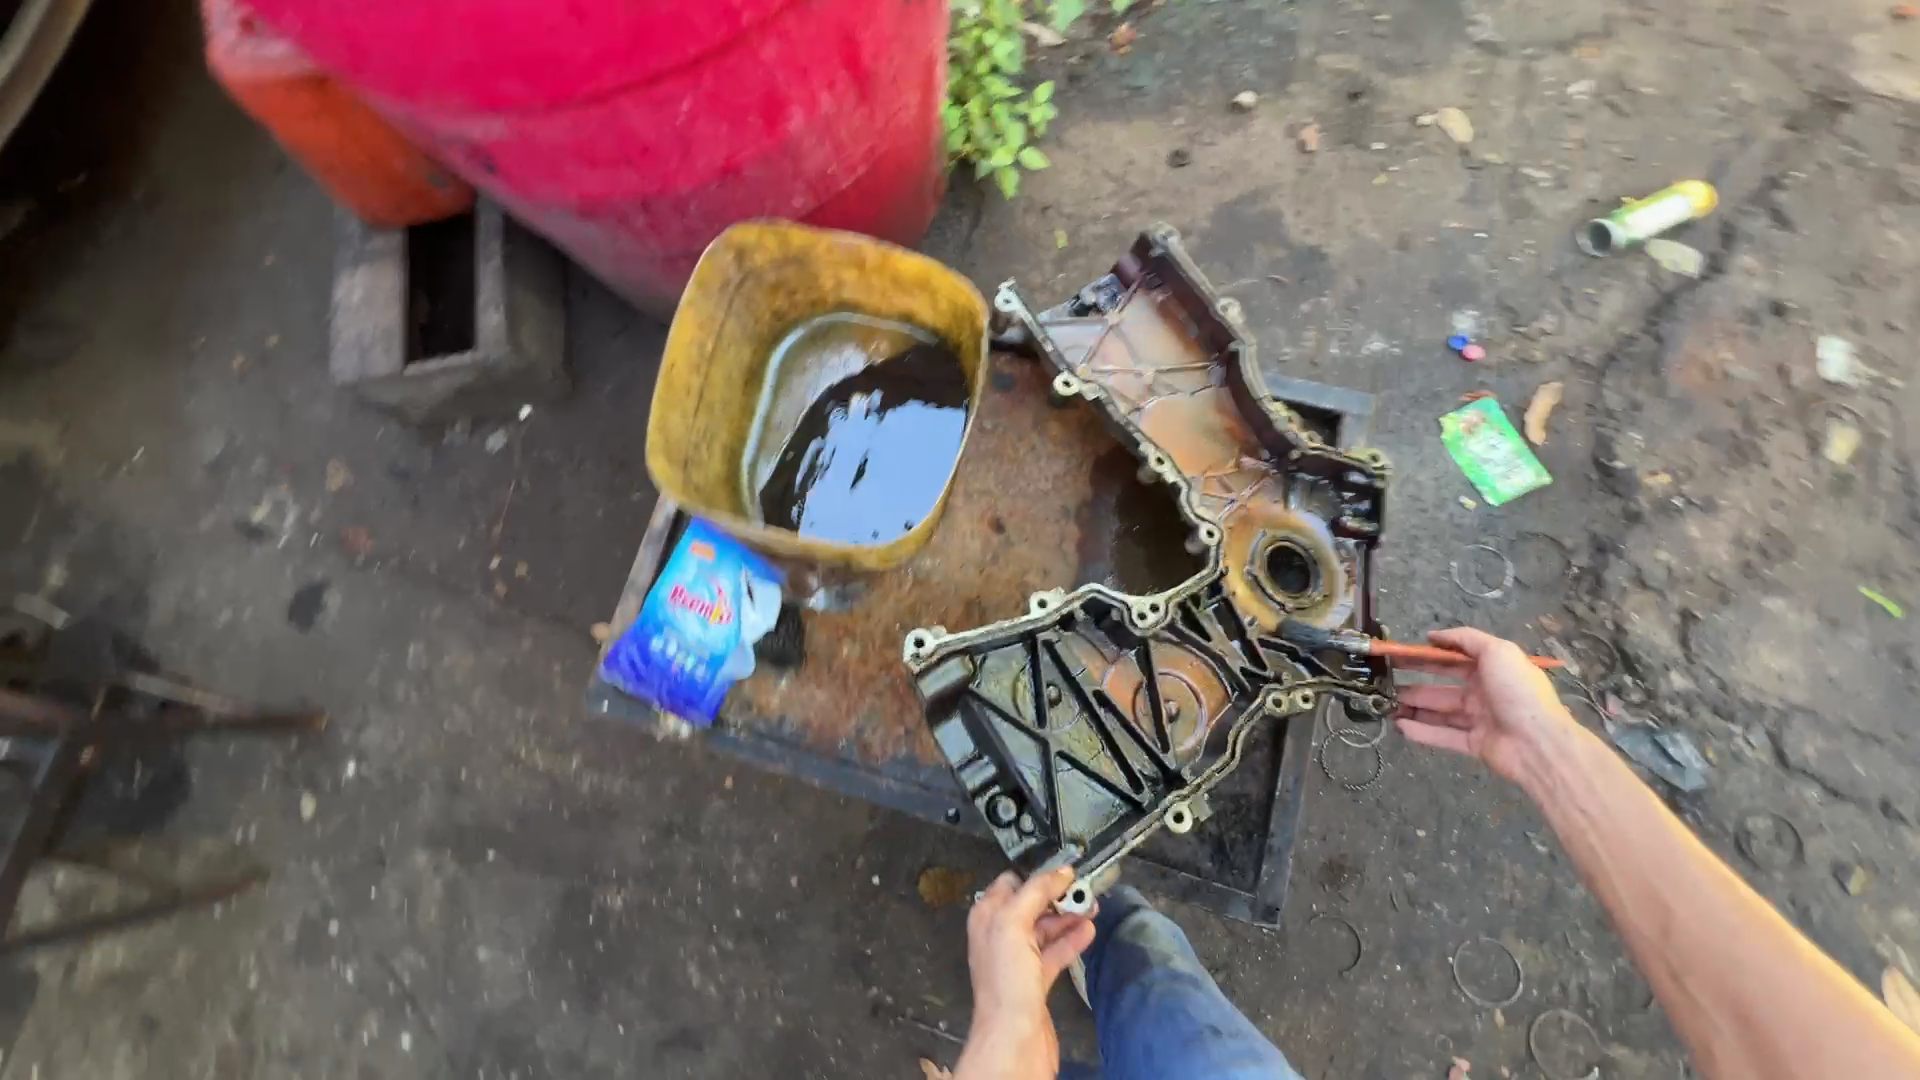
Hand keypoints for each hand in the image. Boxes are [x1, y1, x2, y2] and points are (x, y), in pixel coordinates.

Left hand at [955, 867, 1096, 1079]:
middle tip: (1084, 887)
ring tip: (1092, 906)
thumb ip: (1036, 892)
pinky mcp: (1036, 981)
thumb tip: (1060, 871)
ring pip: (1046, 928)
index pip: (1013, 882)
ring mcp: (1018, 959)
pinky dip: (1071, 940)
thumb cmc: (1006, 982)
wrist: (1014, 1042)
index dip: (1038, 874)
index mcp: (988, 916)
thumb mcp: (1014, 924)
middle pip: (1032, 904)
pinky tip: (1088, 931)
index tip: (1065, 868)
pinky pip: (1055, 952)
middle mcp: (1000, 934)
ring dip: (1068, 916)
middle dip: (1058, 895)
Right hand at [1393, 627, 1580, 788]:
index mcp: (1490, 671)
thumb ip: (1465, 639)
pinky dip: (1422, 732)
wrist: (1540, 743)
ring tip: (1386, 706)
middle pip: (1440, 688)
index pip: (1451, 661)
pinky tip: (1400, 726)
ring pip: (1439, 712)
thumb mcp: (1498, 652)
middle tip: (1384, 682)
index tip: (1398, 655)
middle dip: (1412, 684)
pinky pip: (1444, 735)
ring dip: (1412, 708)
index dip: (1424, 657)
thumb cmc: (1518, 692)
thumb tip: (1433, 636)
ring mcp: (1479, 720)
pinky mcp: (1474, 744)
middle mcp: (1483, 694)